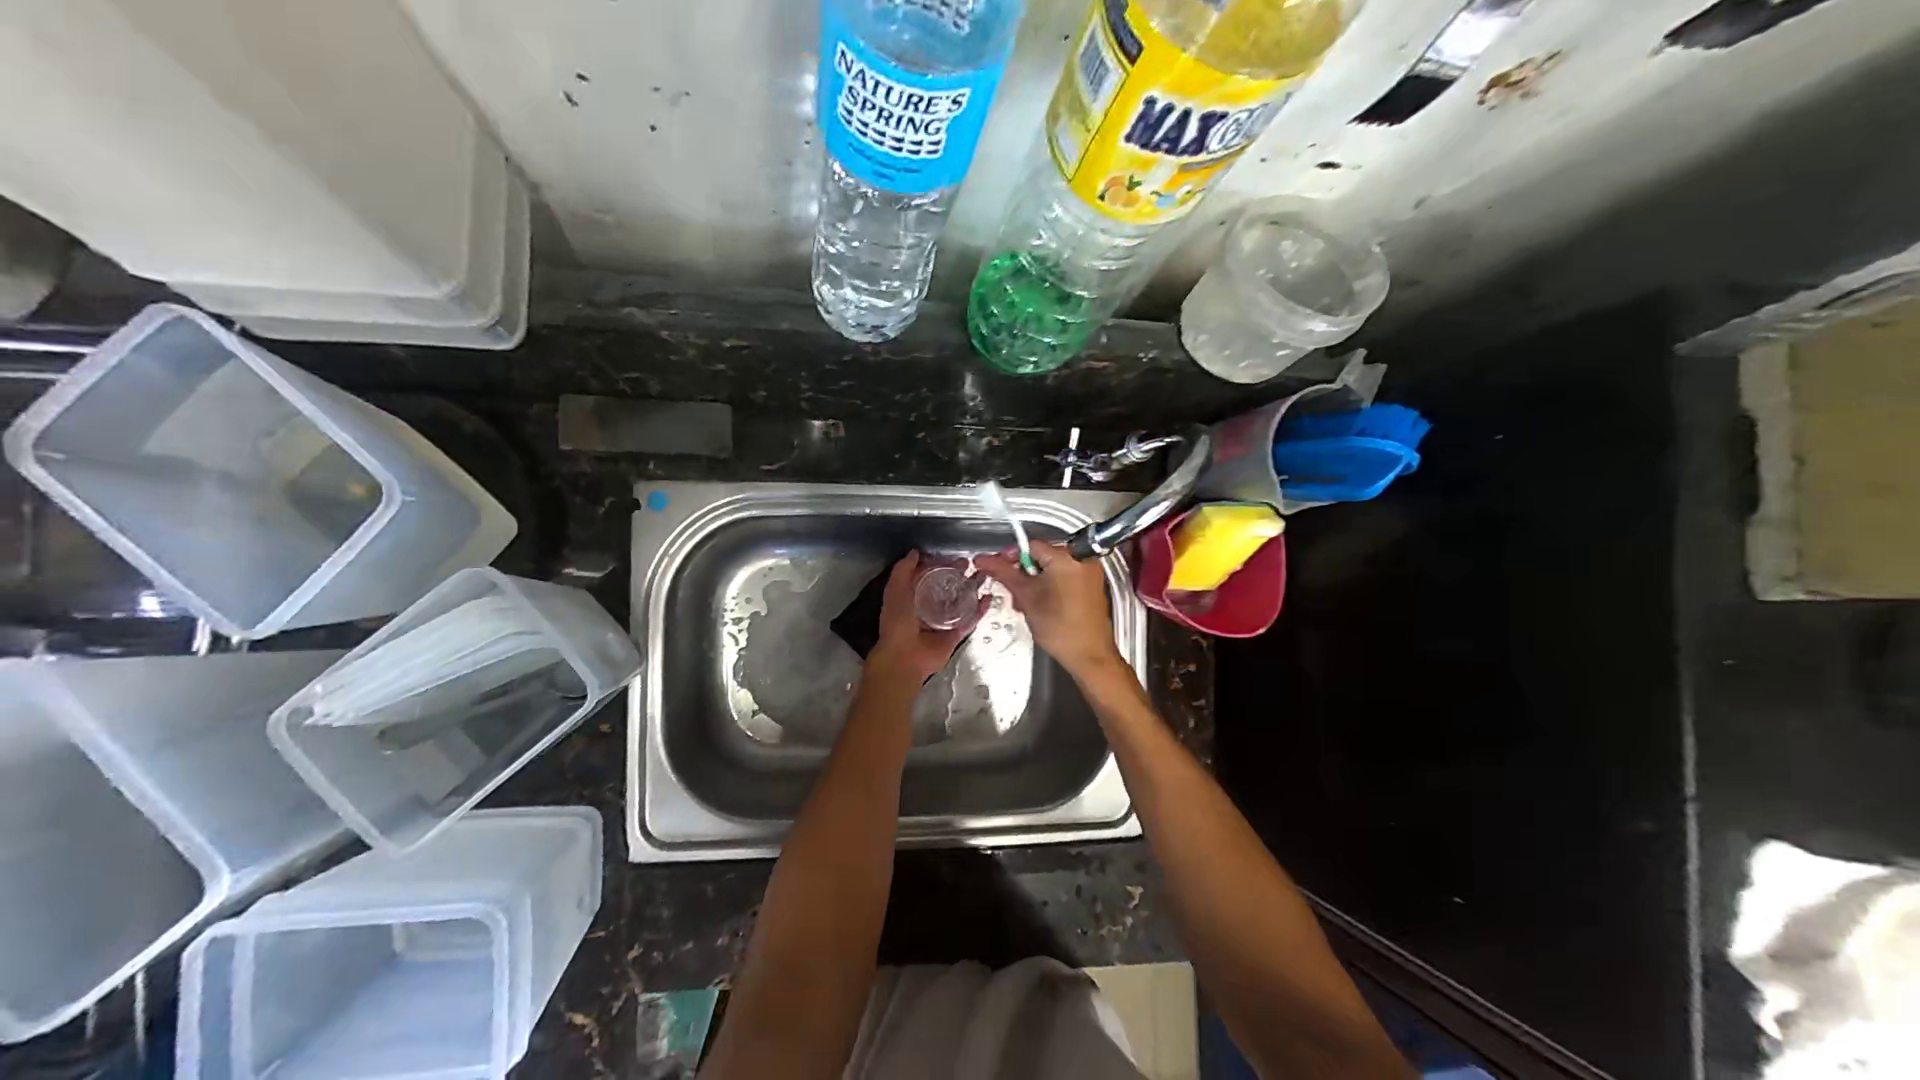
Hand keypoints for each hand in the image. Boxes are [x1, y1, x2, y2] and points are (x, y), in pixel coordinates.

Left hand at [866, 552, 985, 685]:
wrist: (905, 657)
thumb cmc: (898, 623)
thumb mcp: (895, 590)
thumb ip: (903, 570)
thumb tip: (915, 552)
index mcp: (912, 597)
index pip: (929, 576)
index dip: (940, 565)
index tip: (952, 556)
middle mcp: (929, 608)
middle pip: (948, 587)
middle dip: (959, 574)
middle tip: (972, 563)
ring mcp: (944, 621)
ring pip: (961, 601)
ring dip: (972, 588)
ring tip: (985, 575)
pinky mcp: (956, 633)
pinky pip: (970, 619)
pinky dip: (980, 609)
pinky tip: (988, 597)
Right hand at [976, 542, 1122, 677]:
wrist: (1088, 654)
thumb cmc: (1061, 628)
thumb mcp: (1026, 597)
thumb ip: (1004, 573)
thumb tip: (985, 560)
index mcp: (1067, 557)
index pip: (1031, 546)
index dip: (1013, 557)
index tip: (1002, 568)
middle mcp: (1083, 559)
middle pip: (1043, 556)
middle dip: (1025, 574)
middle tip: (1016, 592)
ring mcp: (1090, 572)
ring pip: (1053, 568)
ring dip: (1037, 582)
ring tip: (1029, 603)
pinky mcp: (1092, 585)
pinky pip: (1066, 577)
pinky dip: (1052, 586)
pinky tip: (1044, 605)